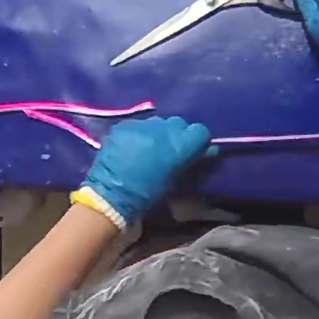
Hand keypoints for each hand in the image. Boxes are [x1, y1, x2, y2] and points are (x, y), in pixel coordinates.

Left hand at [78, 116, 214, 227]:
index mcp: (178, 145)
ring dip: (158, 132)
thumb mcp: (175, 181)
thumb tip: (208, 150)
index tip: (193, 150)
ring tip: (149, 148)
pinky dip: (139, 133)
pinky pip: (138, 125)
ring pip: (157, 122)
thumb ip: (190, 162)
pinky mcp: (122, 125)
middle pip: (178, 123)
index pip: (199, 130)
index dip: (197, 141)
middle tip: (170, 150)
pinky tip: (133, 147)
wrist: (111, 197)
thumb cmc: (148, 195)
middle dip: (177, 134)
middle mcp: (161, 129)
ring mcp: (140, 125)